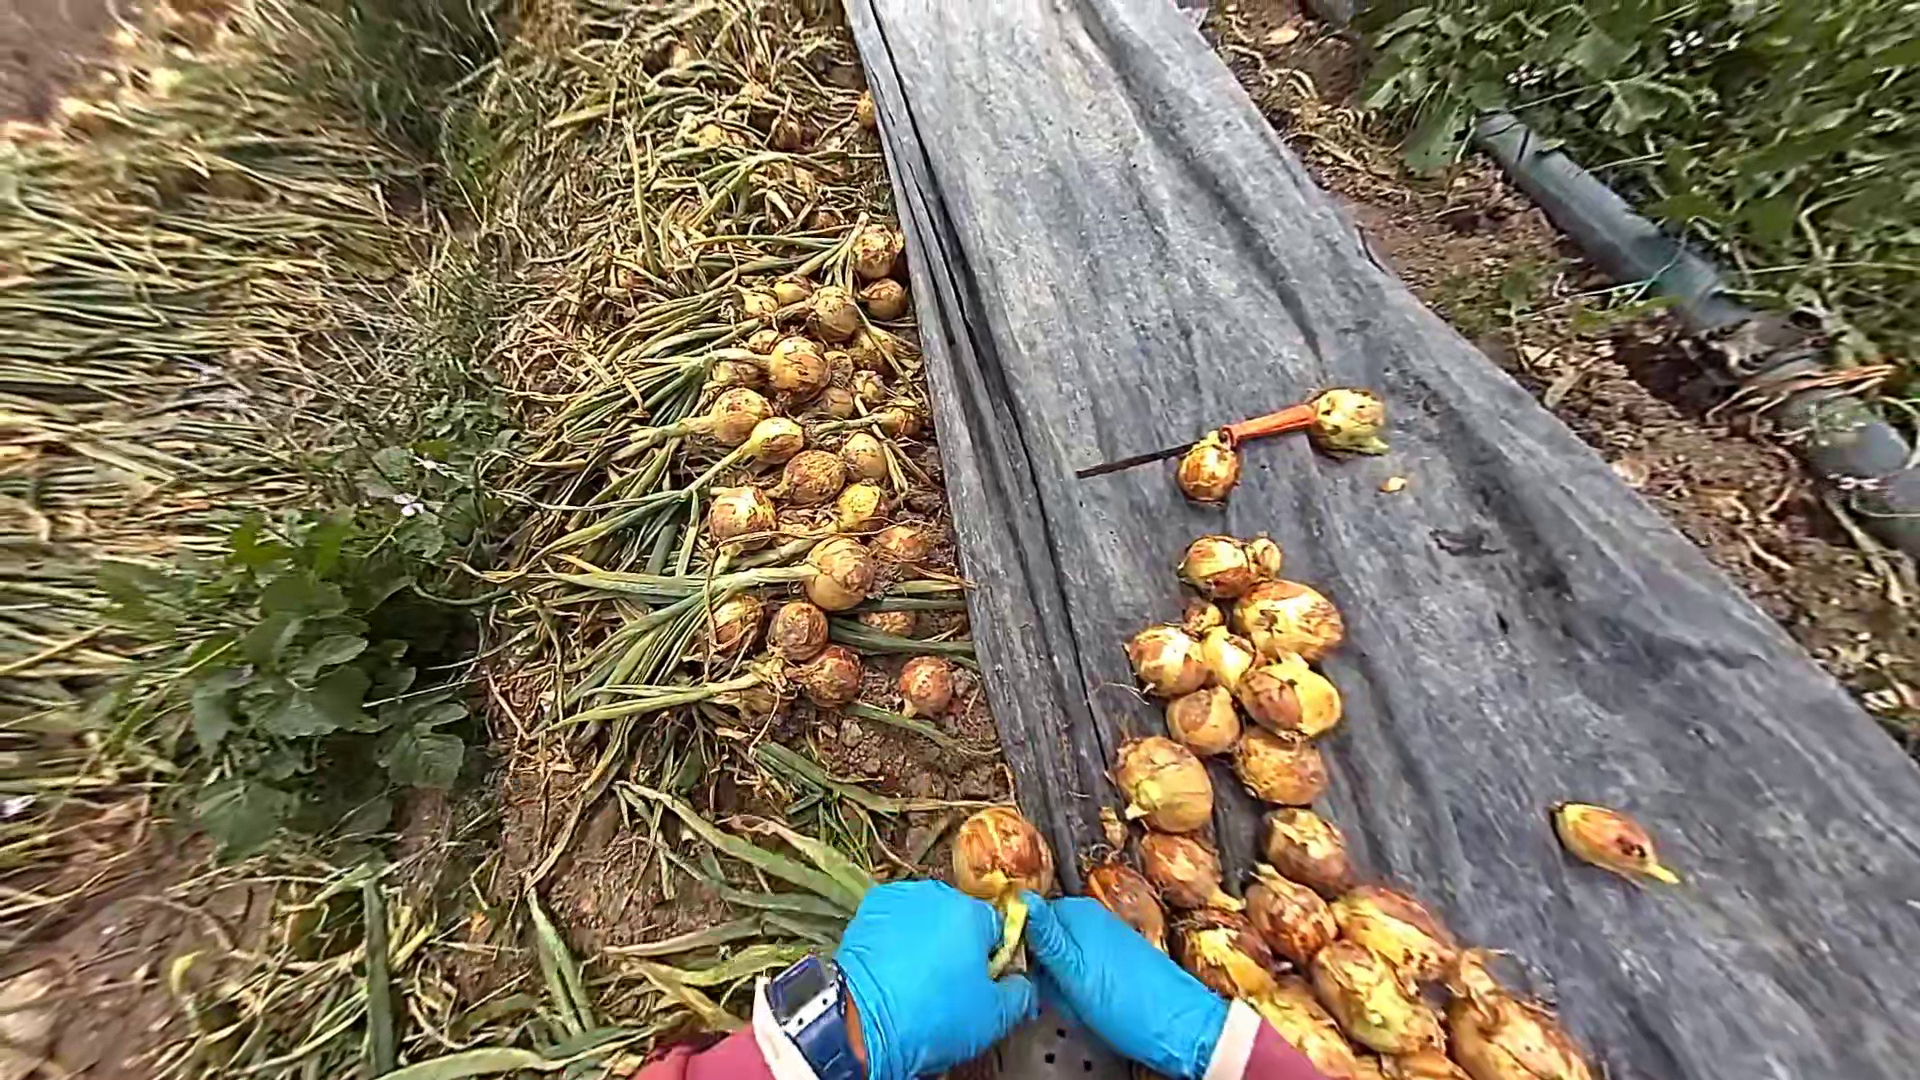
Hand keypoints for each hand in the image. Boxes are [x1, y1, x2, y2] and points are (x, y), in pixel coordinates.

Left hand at [835, 881, 1037, 1079]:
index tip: (982, 982)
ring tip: (915, 975)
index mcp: (972, 913)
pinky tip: (892, 961)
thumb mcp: (991, 1019)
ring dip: (928, 935)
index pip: (996, 927)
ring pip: (928, 913)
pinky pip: (897, 913)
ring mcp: (904, 894)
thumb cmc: (933, 1015)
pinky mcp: (874, 902)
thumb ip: (1019, 995)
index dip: (993, 956)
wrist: (864, 1018)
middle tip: (948, 983)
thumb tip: (1025, 983)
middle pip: (960, 917)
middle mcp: (940, 892)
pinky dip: (897, 931)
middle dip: (959, 944)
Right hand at [1022, 892, 1227, 1079]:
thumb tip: (1019, 896)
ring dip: (1062, 980)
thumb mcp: (1075, 974)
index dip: (1024, 948)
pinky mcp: (1117, 951)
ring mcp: (1105, 931)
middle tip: (1055, 996)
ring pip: (1065, 953)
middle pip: (1047, 936)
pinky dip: (1081, 983)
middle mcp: (1090, 913)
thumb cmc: (1126, 1004)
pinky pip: (1084, 962)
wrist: (1182, 1027)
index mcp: (1075, 911)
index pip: (1030, 919)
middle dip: (1045, 967)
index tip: (1025, 975)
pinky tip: (1090, 1004)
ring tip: (1075, 1004)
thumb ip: (1045, 936)